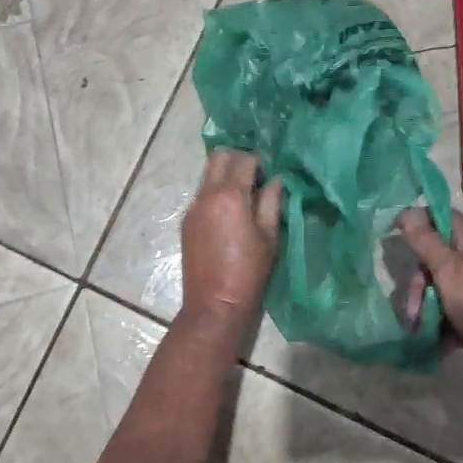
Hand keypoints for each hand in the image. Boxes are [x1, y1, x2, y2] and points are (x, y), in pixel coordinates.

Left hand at [181, 150, 283, 328]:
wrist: (213, 306)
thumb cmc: (248, 273)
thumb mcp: (269, 238)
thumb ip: (272, 202)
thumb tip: (276, 179)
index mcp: (230, 196)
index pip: (244, 159)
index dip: (259, 161)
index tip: (270, 171)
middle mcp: (206, 195)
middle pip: (219, 157)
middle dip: (238, 159)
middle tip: (255, 177)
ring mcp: (193, 207)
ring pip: (208, 174)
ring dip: (225, 175)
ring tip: (244, 196)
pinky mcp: (186, 221)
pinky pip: (202, 194)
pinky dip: (216, 192)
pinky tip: (229, 214)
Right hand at [398, 208, 462, 357]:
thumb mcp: (448, 268)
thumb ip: (426, 241)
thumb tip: (408, 210)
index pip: (443, 217)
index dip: (420, 221)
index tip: (396, 232)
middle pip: (438, 259)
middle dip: (420, 282)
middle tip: (413, 306)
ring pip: (444, 289)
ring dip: (427, 307)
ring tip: (418, 330)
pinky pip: (455, 314)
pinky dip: (443, 325)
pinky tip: (434, 341)